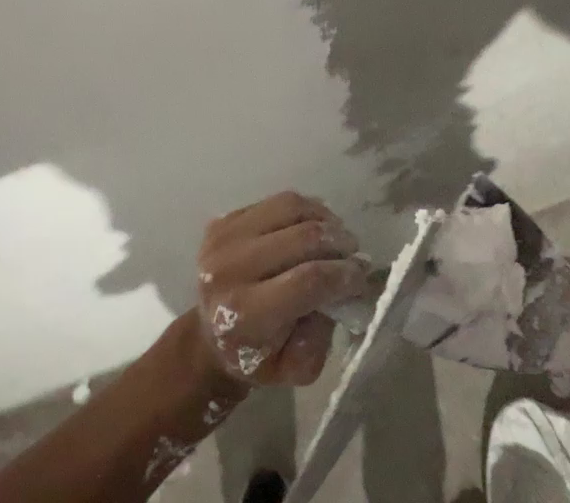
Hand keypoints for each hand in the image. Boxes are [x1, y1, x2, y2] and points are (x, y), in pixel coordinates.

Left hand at [194, 191, 367, 387]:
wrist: (207, 337)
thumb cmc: (256, 356)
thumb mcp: (294, 368)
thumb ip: (321, 337)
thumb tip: (344, 295)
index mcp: (244, 314)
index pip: (309, 280)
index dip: (344, 274)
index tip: (361, 277)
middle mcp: (229, 270)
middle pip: (304, 237)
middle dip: (340, 244)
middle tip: (354, 256)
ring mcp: (223, 239)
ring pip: (292, 208)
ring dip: (325, 220)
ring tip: (337, 237)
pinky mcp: (223, 221)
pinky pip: (278, 202)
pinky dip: (305, 210)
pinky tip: (314, 226)